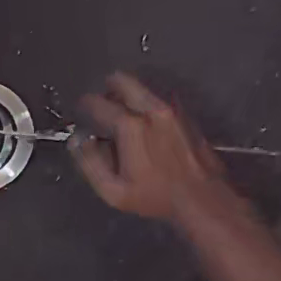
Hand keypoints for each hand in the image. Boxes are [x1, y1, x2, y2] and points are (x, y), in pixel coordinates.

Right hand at [72, 72, 230, 223]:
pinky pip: (160, 100)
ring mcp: (172, 112)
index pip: (99, 103)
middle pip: (124, 82)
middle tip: (102, 101)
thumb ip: (89, 162)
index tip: (80, 108)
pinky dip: (146, 104)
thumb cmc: (155, 196)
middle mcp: (151, 111)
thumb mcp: (112, 190)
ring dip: (128, 94)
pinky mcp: (186, 117)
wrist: (203, 199)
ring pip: (144, 88)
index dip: (85, 104)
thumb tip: (77, 140)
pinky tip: (144, 122)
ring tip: (121, 111)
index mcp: (130, 126)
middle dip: (108, 88)